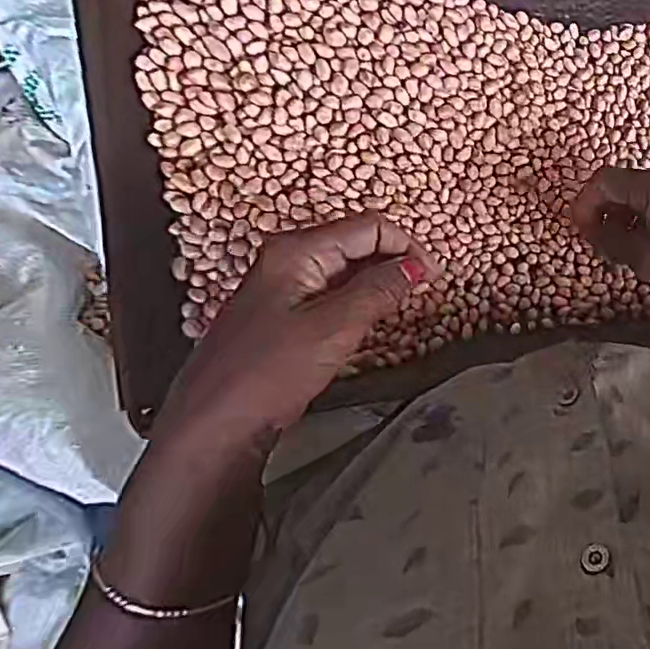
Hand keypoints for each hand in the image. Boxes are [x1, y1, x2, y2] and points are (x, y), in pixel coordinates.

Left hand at [151, 211, 439, 446]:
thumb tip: (417, 267)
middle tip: (425, 289)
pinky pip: (337, 291)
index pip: (369, 227)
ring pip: (351, 268)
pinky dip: (364, 298)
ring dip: (383, 280)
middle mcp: (289, 259)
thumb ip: (381, 289)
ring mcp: (288, 285)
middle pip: (359, 242)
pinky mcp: (290, 312)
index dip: (407, 247)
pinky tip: (376, 318)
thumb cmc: (266, 373)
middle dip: (397, 261)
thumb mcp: (336, 325)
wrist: (217, 421)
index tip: (432, 275)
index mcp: (297, 251)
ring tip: (406, 303)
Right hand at [569, 167, 649, 338]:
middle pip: (620, 185)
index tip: (578, 228)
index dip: (585, 203)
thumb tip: (589, 228)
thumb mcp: (648, 261)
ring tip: (612, 249)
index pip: (606, 180)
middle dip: (599, 210)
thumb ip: (613, 240)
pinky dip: (635, 222)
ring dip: (617, 218)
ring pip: (634, 196)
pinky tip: (634, 247)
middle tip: (592, 240)